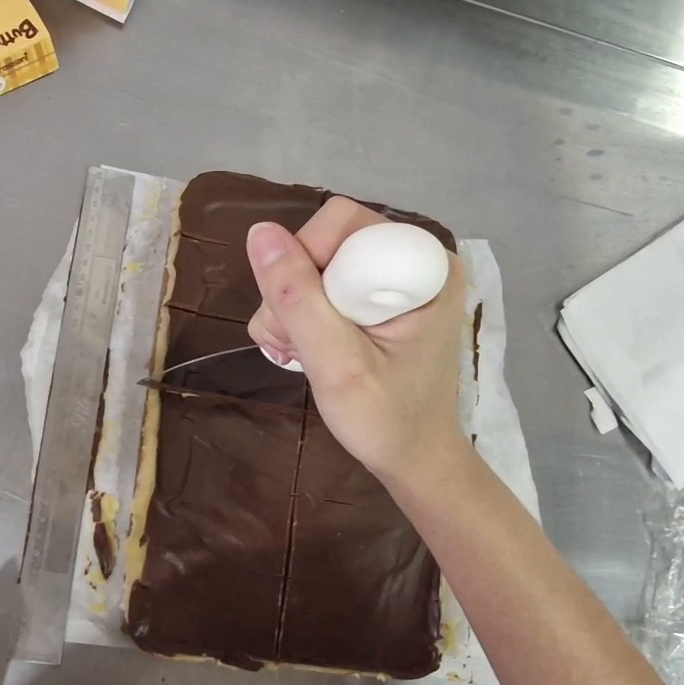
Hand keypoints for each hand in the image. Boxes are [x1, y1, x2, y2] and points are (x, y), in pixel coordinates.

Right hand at [245, 197, 468, 481]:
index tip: (305, 323)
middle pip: (322, 242)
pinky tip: (305, 351)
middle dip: (294, 293)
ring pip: (311, 263)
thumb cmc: (387, 421)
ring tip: (300, 355)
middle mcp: (411, 259)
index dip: (306, 265)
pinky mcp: (372, 297)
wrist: (414, 459)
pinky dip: (298, 316)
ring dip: (290, 309)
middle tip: (296, 346)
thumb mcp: (338, 365)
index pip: (341, 225)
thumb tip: (258, 231)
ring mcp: (390, 279)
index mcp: (425, 266)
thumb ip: (298, 298)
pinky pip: (318, 283)